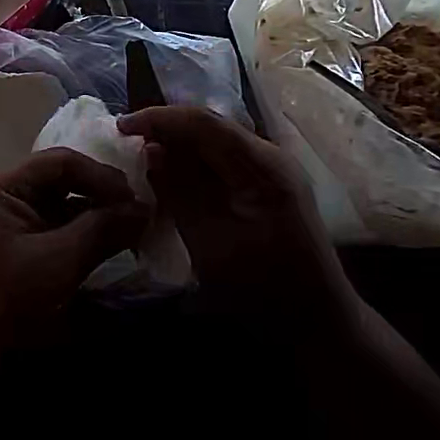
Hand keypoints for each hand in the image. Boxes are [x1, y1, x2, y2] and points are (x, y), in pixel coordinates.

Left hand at [0, 148, 149, 380]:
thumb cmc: (0, 303)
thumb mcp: (56, 263)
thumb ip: (101, 231)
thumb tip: (144, 209)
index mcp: (3, 190)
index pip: (60, 162)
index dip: (101, 176)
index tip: (137, 201)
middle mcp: (3, 201)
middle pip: (59, 184)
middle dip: (101, 197)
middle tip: (140, 218)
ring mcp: (5, 229)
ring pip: (58, 211)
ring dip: (93, 220)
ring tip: (130, 236)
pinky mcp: (11, 257)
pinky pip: (50, 235)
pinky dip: (78, 240)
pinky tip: (104, 253)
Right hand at [116, 106, 358, 332]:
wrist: (318, 320)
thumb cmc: (264, 289)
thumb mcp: (211, 243)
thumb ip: (180, 193)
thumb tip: (150, 151)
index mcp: (263, 168)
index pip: (203, 123)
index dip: (158, 119)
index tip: (121, 128)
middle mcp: (270, 157)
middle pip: (209, 126)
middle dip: (164, 128)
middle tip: (125, 141)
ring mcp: (272, 170)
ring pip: (214, 140)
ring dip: (176, 143)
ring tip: (140, 154)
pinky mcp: (266, 184)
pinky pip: (222, 159)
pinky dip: (192, 161)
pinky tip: (171, 175)